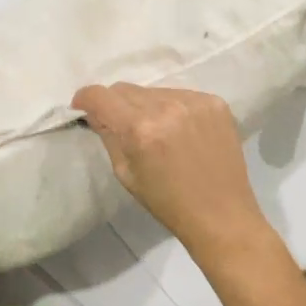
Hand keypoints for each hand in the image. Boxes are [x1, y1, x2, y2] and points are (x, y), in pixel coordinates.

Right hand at [72, 83, 268, 247]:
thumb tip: (95, 111)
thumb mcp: (125, 173)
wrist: (222, 217)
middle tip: (121, 125)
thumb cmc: (167, 203)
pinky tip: (181, 131)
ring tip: (156, 130)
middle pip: (124, 89)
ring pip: (152, 90)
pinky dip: (172, 108)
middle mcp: (166, 107)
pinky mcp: (215, 103)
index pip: (99, 95)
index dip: (85, 99)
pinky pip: (179, 94)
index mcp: (140, 129)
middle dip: (115, 104)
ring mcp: (194, 102)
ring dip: (145, 105)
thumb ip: (107, 135)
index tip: (83, 108)